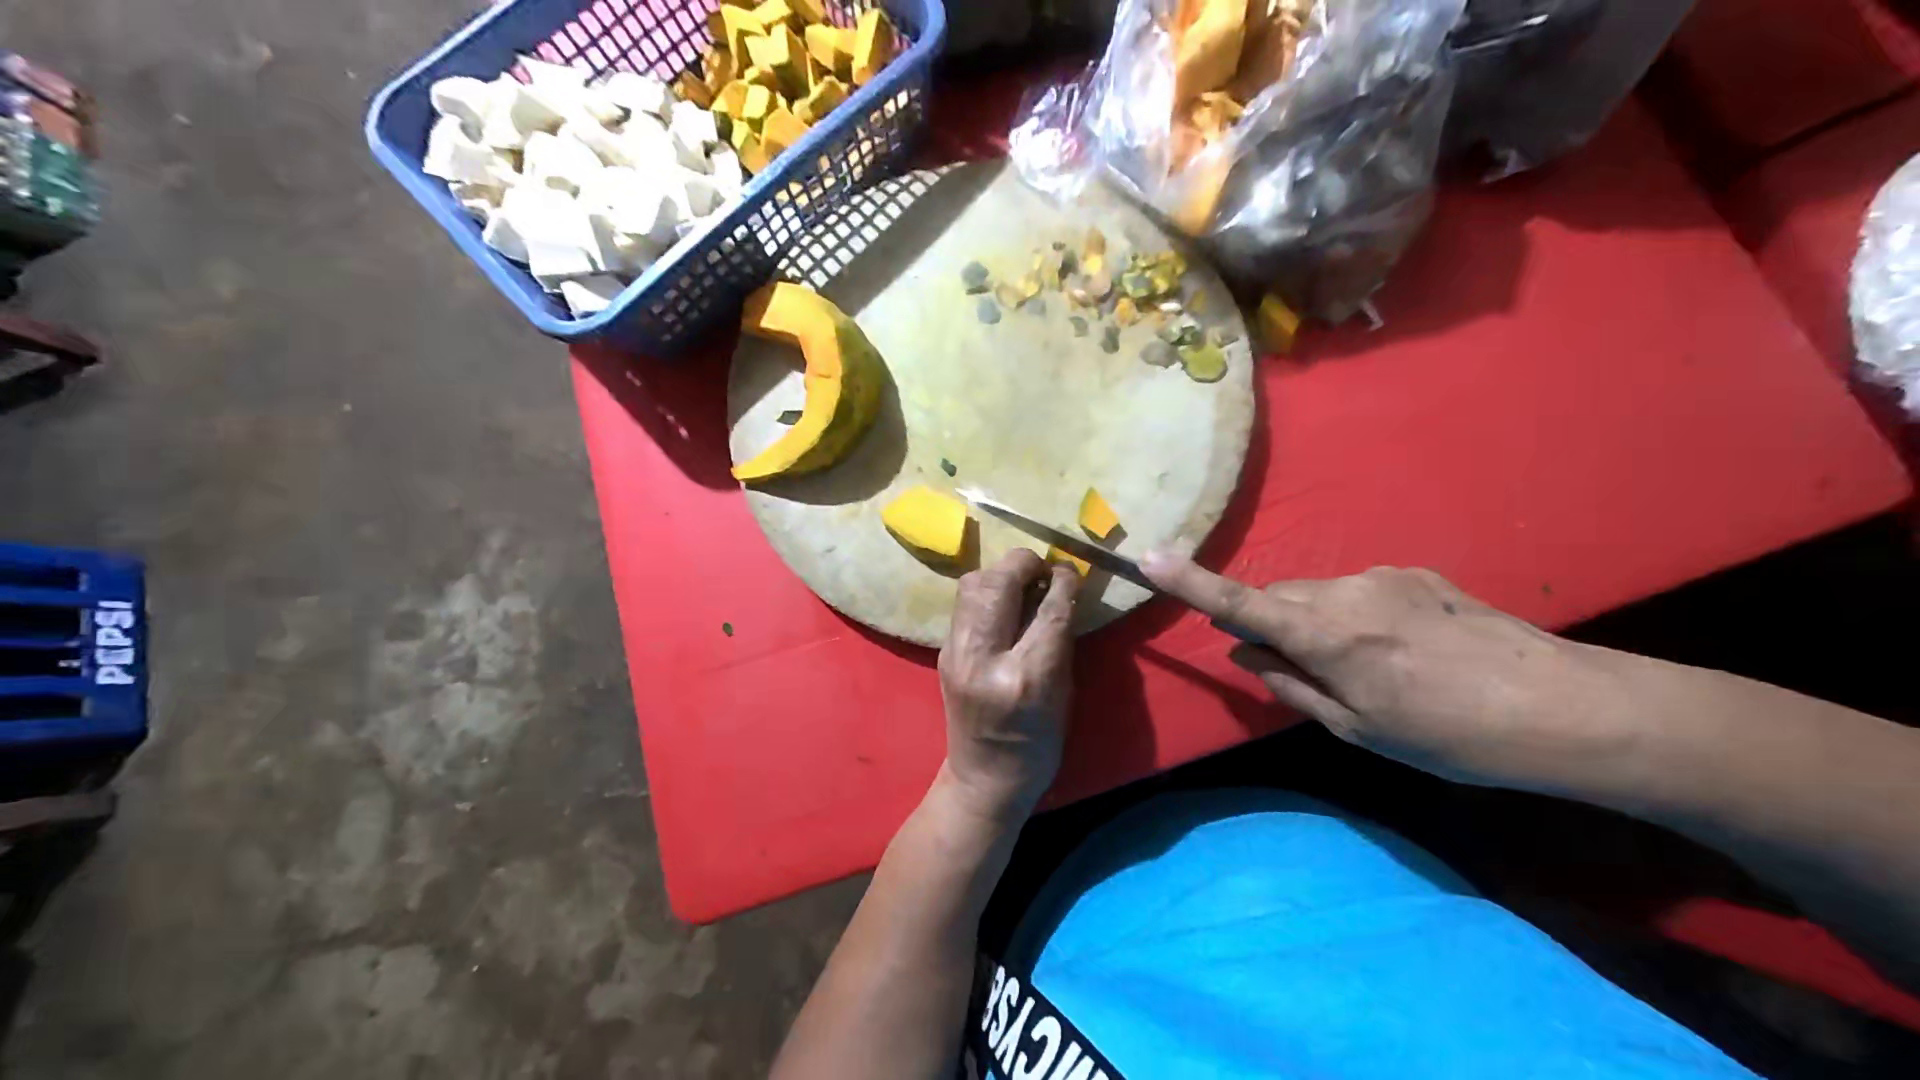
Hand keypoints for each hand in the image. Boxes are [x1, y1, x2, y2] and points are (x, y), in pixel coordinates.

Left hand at [937, 550, 1081, 819]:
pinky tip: (1001, 603)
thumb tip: (1061, 590)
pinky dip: (985, 593)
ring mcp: (956, 653)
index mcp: (1026, 677)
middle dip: (1024, 563)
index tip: (1070, 568)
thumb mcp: (1065, 692)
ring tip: (1021, 582)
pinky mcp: (943, 651)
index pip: (1048, 610)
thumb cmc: (1040, 743)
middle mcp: (984, 658)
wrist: (985, 776)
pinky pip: (963, 604)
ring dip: (1000, 574)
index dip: (1063, 580)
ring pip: (972, 585)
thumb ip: (1060, 639)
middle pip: (1000, 584)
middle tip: (1042, 567)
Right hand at [1141, 554, 1639, 795]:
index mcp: (1328, 635)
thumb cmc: (1452, 736)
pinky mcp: (1416, 573)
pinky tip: (1399, 649)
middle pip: (1278, 595)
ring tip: (1364, 668)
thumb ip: (1291, 684)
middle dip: (1270, 621)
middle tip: (1295, 670)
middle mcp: (1347, 591)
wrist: (1570, 708)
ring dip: (1313, 621)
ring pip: (1316, 593)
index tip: (1147, 558)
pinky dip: (1351, 614)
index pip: (1241, 604)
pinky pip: (1357, 590)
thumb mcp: (1359, 729)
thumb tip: (1244, 653)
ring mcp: (1385, 576)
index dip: (1191, 583)